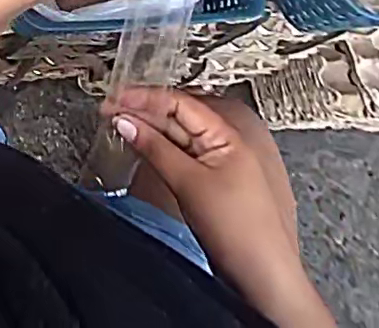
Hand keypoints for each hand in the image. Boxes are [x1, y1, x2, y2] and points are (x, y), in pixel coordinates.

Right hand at [112, 89, 335, 325]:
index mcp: (228, 132)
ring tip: (122, 124)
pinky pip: (182, 153)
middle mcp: (227, 140)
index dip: (144, 97)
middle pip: (177, 114)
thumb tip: (128, 121)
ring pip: (178, 133)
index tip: (117, 99)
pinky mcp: (213, 180)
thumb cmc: (242, 233)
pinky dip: (160, 147)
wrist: (265, 281)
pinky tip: (144, 147)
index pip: (178, 101)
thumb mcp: (190, 183)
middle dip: (143, 109)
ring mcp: (220, 161)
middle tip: (112, 109)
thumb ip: (155, 149)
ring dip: (149, 127)